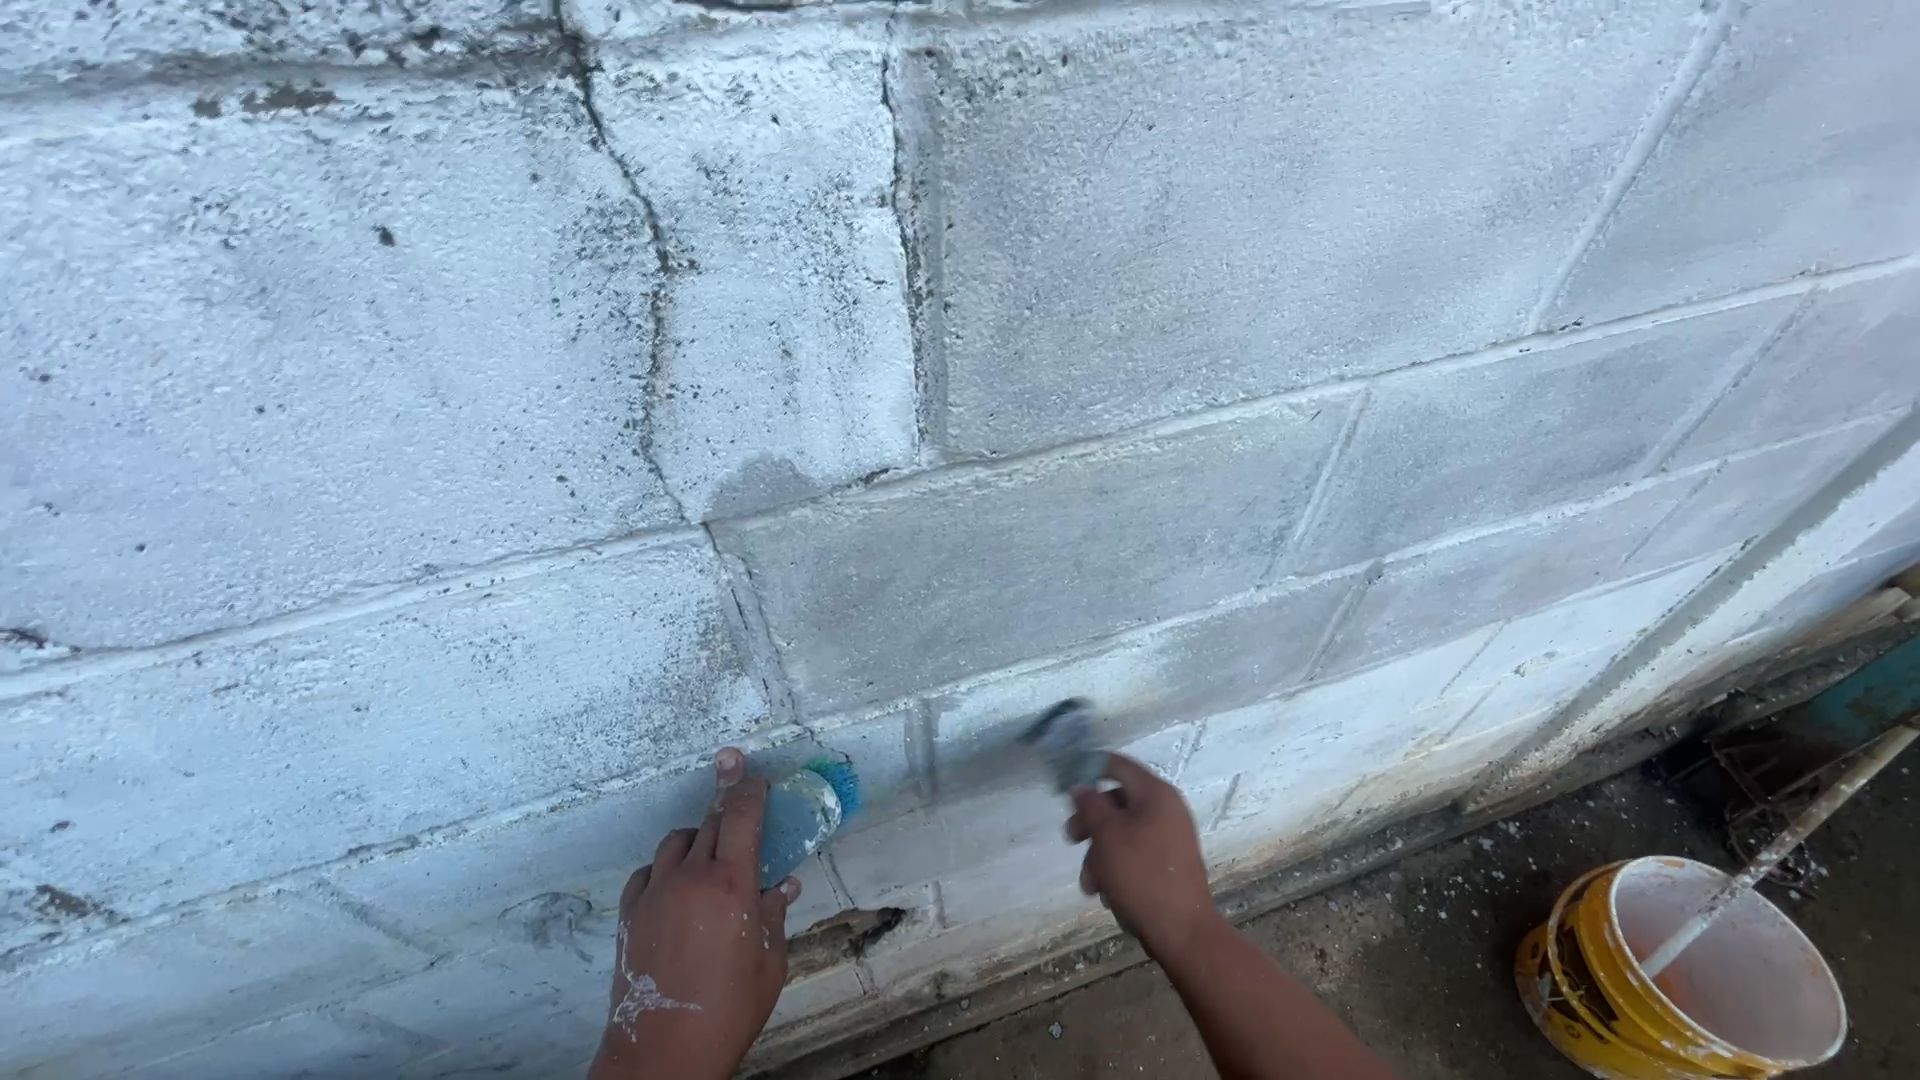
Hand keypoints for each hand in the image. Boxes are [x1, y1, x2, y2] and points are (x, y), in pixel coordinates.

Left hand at [589, 748, 801, 1079]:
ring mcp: (655, 894)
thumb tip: (783, 887)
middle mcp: (691, 878)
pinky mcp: (630, 914)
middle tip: (742, 804)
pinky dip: (666, 868)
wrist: (662, 1054)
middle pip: (711, 820)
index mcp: (732, 885)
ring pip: (677, 840)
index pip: (741, 814)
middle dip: (729, 806)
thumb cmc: (728, 1011)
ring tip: (712, 857)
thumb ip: (775, 916)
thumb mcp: (770, 964)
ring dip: (699, 838)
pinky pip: (649, 871)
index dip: (750, 788)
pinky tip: (677, 888)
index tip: (758, 776)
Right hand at [1067, 752, 1223, 958]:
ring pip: (1122, 833)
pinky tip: (1108, 893)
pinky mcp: (1169, 864)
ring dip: (1100, 855)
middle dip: (1090, 823)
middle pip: (1116, 802)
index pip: (1116, 764)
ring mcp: (1170, 837)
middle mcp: (1166, 809)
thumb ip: (1090, 805)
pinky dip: (1117, 868)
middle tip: (1071, 839)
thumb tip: (1080, 786)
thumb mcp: (1107, 835)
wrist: (1183, 932)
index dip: (1088, 768)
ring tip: (1091, 885)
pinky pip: (1136, 854)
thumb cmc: (1141, 875)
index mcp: (1155, 793)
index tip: (1064, 784)